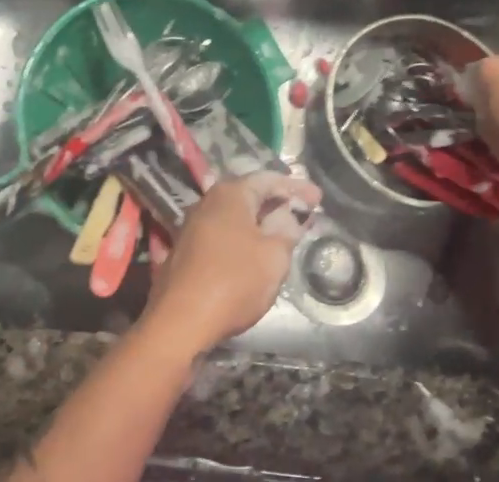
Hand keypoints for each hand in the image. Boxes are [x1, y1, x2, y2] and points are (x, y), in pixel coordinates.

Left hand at [138, 172, 322, 356]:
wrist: (180, 320)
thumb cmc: (233, 281)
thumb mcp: (273, 256)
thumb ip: (286, 229)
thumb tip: (287, 214)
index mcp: (230, 194)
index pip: (268, 179)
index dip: (296, 187)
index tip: (318, 197)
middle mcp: (207, 201)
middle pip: (249, 194)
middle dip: (277, 202)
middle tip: (304, 213)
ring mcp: (192, 225)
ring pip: (235, 215)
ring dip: (260, 221)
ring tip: (284, 233)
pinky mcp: (186, 249)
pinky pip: (223, 233)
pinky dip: (243, 236)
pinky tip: (255, 251)